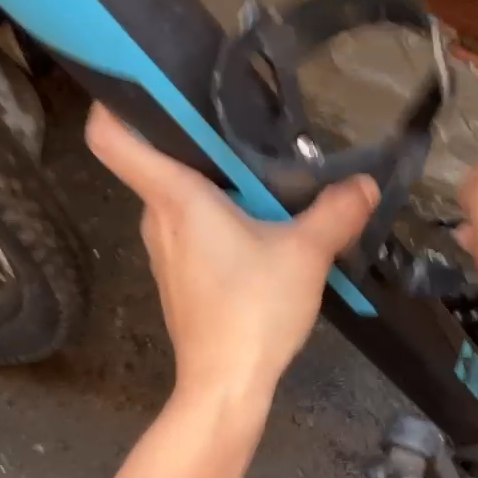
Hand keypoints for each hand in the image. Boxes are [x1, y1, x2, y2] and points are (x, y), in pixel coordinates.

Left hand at [86, 106, 377, 404]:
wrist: (226, 385)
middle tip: (258, 150)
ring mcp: (164, 254)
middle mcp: (156, 219)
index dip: (121, 100)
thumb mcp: (305, 255)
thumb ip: (336, 213)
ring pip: (183, 203)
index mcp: (174, 197)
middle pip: (164, 163)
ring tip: (270, 201)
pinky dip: (221, 230)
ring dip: (221, 197)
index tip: (161, 93)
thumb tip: (365, 184)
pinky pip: (194, 236)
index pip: (112, 133)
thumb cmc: (253, 311)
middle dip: (208, 153)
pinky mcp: (179, 283)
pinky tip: (261, 247)